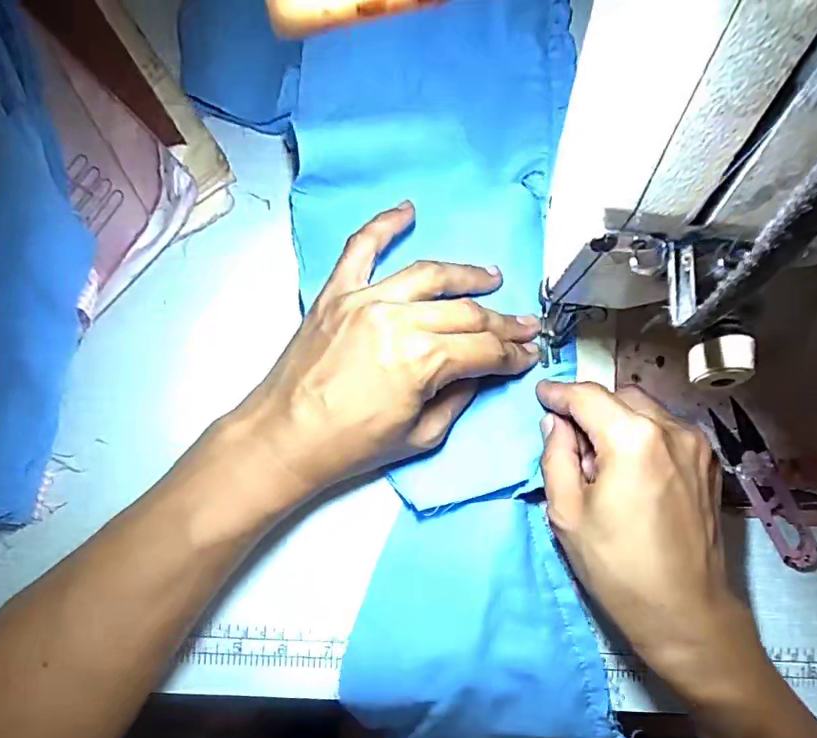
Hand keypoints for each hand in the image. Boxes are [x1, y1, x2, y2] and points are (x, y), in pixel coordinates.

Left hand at [223, 202, 541, 499]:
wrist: (287, 437)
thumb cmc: (354, 446)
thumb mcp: (422, 435)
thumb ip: (458, 397)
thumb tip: (480, 373)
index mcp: (422, 362)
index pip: (484, 350)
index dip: (513, 355)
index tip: (530, 355)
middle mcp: (398, 321)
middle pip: (465, 313)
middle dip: (503, 323)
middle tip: (526, 325)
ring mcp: (365, 300)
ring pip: (429, 276)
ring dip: (467, 275)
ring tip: (492, 277)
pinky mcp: (336, 292)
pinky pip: (362, 248)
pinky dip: (384, 225)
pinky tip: (407, 211)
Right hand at [536, 381, 766, 694]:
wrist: (685, 610)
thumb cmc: (619, 568)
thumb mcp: (568, 514)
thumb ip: (557, 458)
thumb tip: (557, 425)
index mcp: (634, 438)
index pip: (589, 396)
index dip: (559, 393)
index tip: (542, 395)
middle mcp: (673, 429)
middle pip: (622, 397)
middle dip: (592, 410)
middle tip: (572, 446)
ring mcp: (698, 447)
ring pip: (648, 413)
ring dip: (620, 424)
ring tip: (603, 467)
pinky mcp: (709, 466)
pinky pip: (669, 434)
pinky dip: (644, 439)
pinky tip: (633, 476)